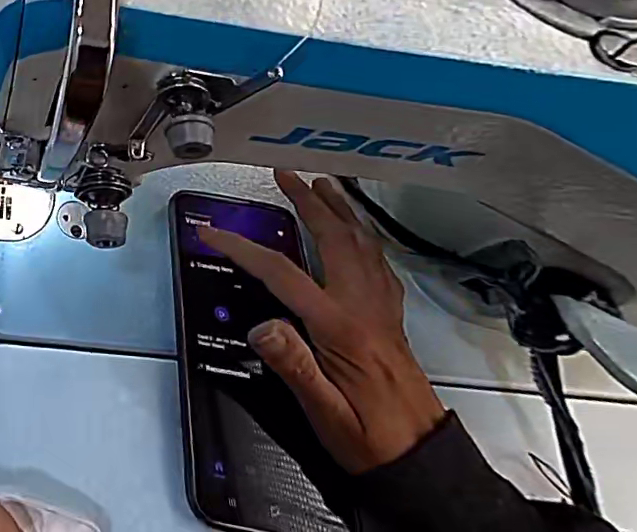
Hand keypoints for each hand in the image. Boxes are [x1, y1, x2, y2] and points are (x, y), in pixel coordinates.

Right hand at [197, 169, 447, 473]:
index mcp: (338, 325)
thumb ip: (293, 365)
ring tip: (323, 185)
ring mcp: (380, 306)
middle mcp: (362, 305)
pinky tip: (360, 230)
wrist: (423, 460)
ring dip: (338, 208)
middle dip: (305, 201)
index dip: (242, 248)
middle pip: (331, 237)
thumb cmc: (371, 440)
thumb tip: (261, 327)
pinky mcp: (391, 314)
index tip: (213, 232)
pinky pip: (378, 260)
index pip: (281, 273)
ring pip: (360, 241)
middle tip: (286, 176)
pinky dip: (365, 234)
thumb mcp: (324, 414)